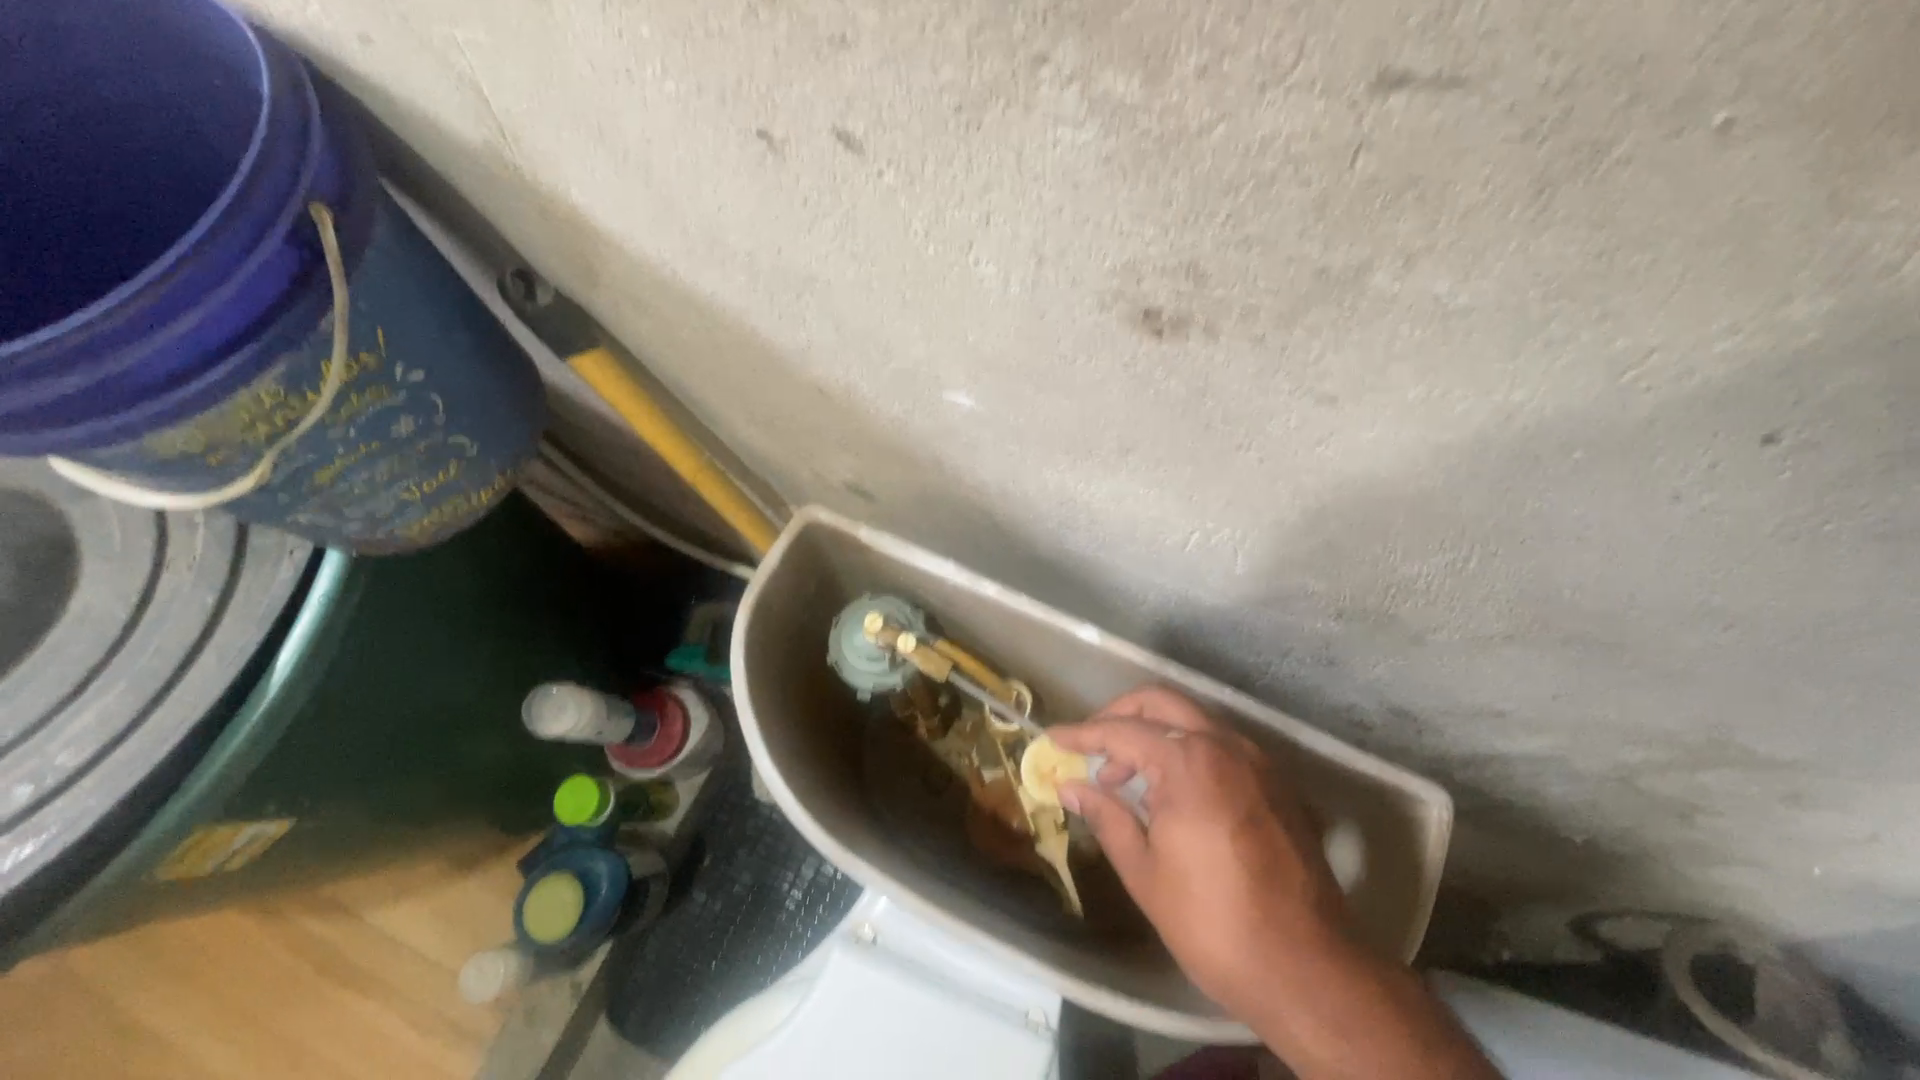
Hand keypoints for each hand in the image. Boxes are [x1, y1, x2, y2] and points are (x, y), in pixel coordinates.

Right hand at [1048, 686, 1348, 1016]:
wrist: (1305, 966)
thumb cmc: (1212, 923)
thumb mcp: (1144, 872)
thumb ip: (1106, 817)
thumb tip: (1070, 786)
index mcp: (1189, 764)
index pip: (1123, 730)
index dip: (1082, 734)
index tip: (1054, 739)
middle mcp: (1227, 747)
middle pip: (1163, 704)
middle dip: (1121, 716)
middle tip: (1092, 749)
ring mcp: (1259, 763)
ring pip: (1196, 722)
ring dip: (1156, 735)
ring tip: (1125, 779)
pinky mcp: (1278, 785)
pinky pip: (1223, 747)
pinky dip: (1189, 752)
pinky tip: (1172, 794)